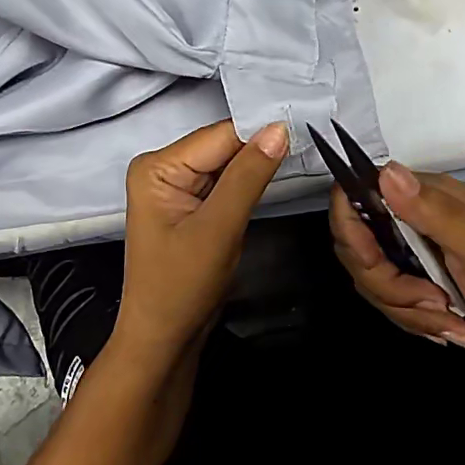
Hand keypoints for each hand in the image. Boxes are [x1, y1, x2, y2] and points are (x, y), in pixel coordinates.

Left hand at [115, 119, 287, 352]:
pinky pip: (224, 183)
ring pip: (226, 164)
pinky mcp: (190, 205)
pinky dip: (247, 184)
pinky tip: (273, 178)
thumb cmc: (181, 288)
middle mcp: (162, 169)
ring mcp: (175, 187)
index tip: (304, 125)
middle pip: (222, 147)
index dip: (260, 132)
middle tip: (308, 142)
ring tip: (298, 157)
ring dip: (256, 166)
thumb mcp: (218, 229)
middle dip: (259, 149)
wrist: (164, 339)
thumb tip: (278, 130)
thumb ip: (248, 176)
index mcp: (156, 167)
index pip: (218, 136)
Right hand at [331, 164, 464, 365]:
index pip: (359, 193)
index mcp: (428, 197)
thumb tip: (387, 173)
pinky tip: (450, 325)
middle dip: (386, 283)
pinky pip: (385, 302)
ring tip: (450, 316)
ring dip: (405, 308)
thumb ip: (438, 214)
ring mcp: (410, 255)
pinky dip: (413, 321)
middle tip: (431, 299)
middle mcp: (411, 220)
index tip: (372, 259)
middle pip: (355, 244)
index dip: (352, 225)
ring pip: (368, 279)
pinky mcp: (413, 286)